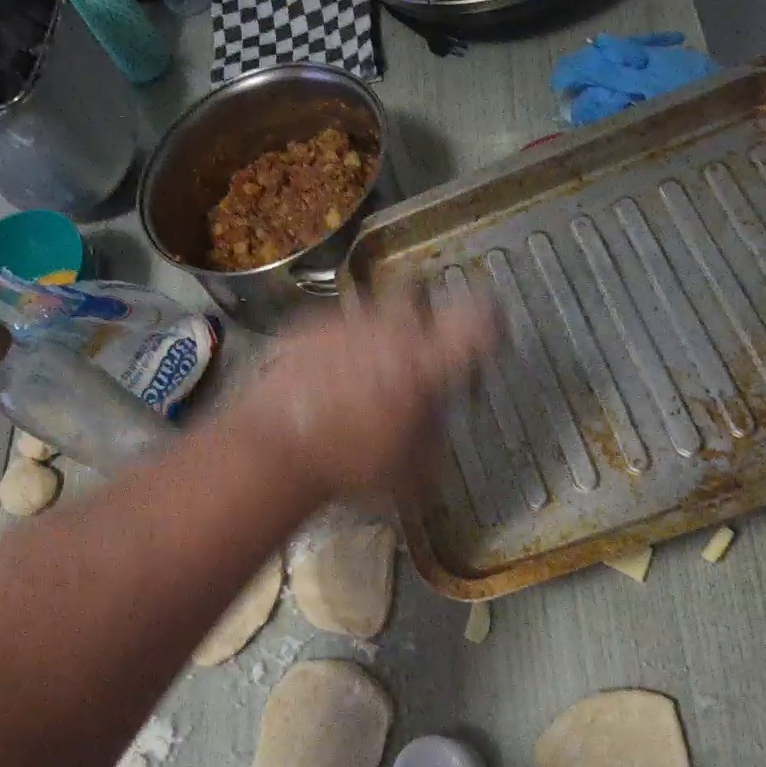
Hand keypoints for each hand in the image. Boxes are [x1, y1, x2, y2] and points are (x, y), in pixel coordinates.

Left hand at [233, 289, 497, 499]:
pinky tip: (326, 380)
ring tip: (364, 376)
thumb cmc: (352, 464)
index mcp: (426, 362)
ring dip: (378, 336)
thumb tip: (435, 421)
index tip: (492, 325)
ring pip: (376, 312)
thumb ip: (434, 436)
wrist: (273, 450)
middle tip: (419, 348)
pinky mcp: (307, 326)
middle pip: (421, 296)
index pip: (477, 319)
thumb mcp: (413, 469)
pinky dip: (340, 347)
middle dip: (424, 317)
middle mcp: (390, 329)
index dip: (491, 318)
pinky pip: (336, 327)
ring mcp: (345, 322)